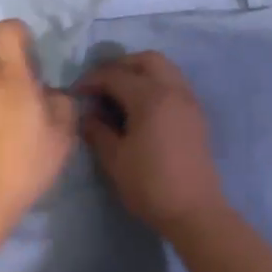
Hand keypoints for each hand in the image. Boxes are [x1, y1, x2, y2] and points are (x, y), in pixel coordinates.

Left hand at [0, 20, 77, 221]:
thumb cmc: (27, 161)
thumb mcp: (63, 132)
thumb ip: (61, 101)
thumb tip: (48, 93)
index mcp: (8, 75)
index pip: (7, 30)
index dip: (22, 36)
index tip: (34, 61)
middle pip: (0, 66)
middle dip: (17, 81)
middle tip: (33, 114)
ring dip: (0, 102)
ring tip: (14, 137)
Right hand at [76, 51, 227, 233]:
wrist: (194, 211)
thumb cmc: (149, 185)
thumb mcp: (114, 159)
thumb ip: (97, 131)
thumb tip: (87, 115)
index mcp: (150, 98)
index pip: (115, 75)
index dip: (91, 80)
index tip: (75, 92)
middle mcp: (173, 90)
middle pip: (146, 60)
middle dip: (120, 66)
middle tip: (100, 85)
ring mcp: (189, 102)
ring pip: (164, 70)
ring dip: (139, 73)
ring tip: (119, 96)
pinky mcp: (196, 116)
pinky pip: (174, 85)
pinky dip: (155, 85)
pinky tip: (140, 109)